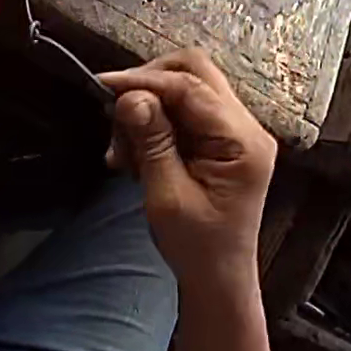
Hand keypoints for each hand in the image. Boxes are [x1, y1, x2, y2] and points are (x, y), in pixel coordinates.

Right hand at [99, 49, 276, 286]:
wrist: (219, 277)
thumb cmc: (196, 246)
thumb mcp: (167, 196)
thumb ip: (152, 142)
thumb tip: (131, 96)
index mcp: (243, 142)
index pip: (192, 87)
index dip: (145, 81)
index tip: (104, 86)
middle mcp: (246, 127)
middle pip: (195, 73)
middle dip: (149, 86)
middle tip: (116, 115)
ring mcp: (236, 131)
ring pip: (185, 89)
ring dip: (147, 109)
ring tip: (122, 151)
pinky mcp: (221, 140)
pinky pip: (184, 112)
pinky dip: (154, 124)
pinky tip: (135, 154)